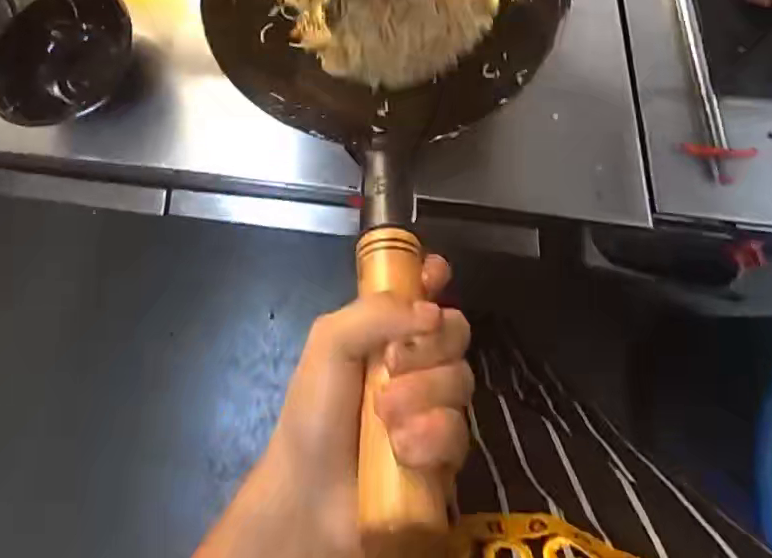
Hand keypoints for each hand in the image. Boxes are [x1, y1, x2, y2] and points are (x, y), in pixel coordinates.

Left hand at [195, 254, 471, 557]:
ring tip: (384, 418)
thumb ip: (375, 313)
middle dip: (428, 345)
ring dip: (421, 396)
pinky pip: (459, 431)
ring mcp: (433, 404)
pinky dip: (430, 438)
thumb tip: (433, 311)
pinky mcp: (444, 451)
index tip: (435, 276)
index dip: (435, 277)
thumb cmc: (313, 410)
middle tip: (391, 364)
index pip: (423, 288)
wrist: (312, 495)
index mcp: (385, 327)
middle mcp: (415, 359)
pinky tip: (402, 451)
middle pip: (454, 330)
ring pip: (460, 380)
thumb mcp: (329, 342)